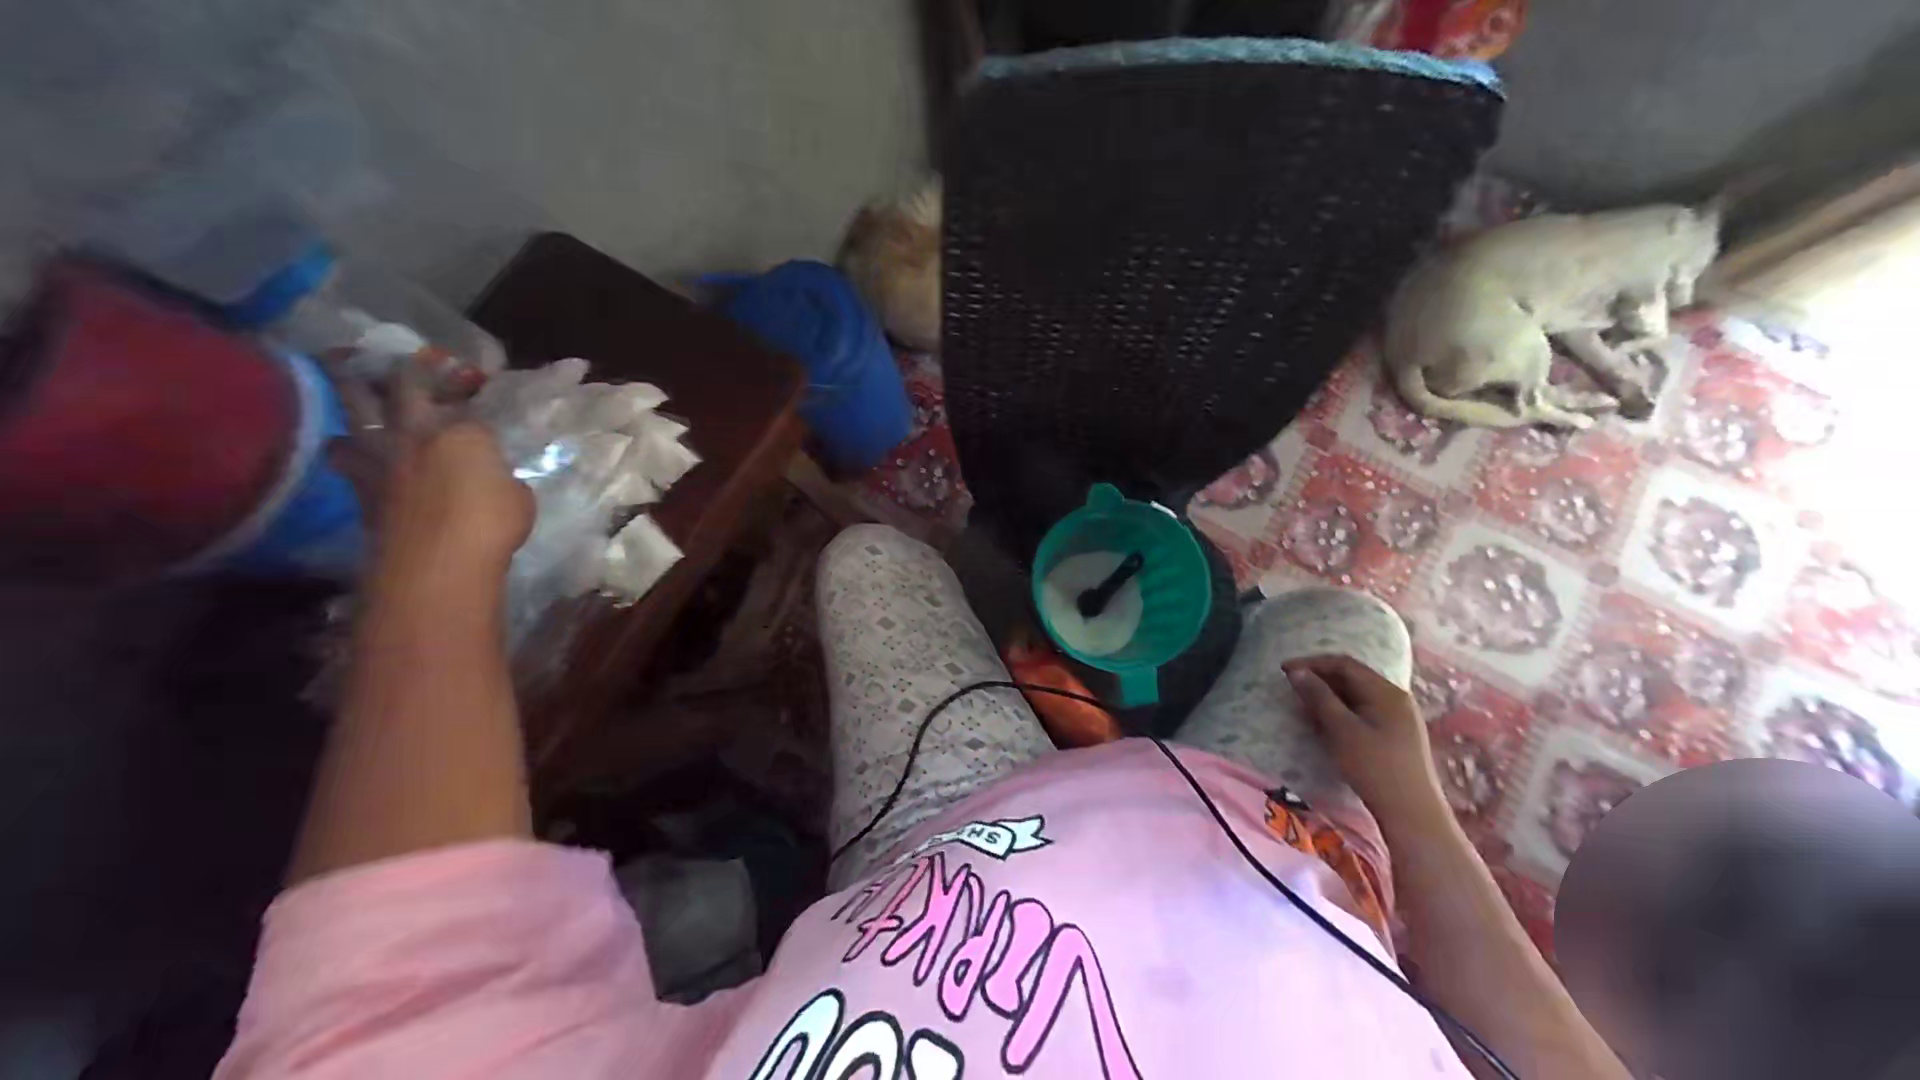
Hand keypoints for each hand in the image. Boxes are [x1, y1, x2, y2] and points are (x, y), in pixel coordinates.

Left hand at [333, 368, 533, 586]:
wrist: (437, 561)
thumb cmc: (493, 526)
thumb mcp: (518, 497)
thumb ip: (502, 478)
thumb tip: (490, 477)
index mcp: (466, 432)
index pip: (468, 402)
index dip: (471, 390)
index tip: (476, 385)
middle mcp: (419, 431)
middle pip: (404, 385)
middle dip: (410, 368)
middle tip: (411, 356)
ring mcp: (383, 454)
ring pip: (354, 406)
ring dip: (355, 392)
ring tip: (356, 386)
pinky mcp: (359, 484)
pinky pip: (343, 451)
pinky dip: (347, 446)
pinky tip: (353, 448)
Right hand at [1283, 655, 1446, 824]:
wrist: (1412, 814)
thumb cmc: (1374, 767)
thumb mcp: (1341, 729)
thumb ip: (1318, 697)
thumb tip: (1296, 672)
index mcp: (1386, 692)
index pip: (1345, 664)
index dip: (1312, 663)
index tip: (1284, 671)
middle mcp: (1396, 699)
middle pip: (1352, 678)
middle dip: (1319, 679)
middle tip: (1292, 688)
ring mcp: (1398, 718)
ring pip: (1357, 696)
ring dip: (1328, 696)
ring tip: (1304, 707)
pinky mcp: (1396, 735)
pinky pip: (1363, 711)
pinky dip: (1341, 711)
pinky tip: (1326, 725)